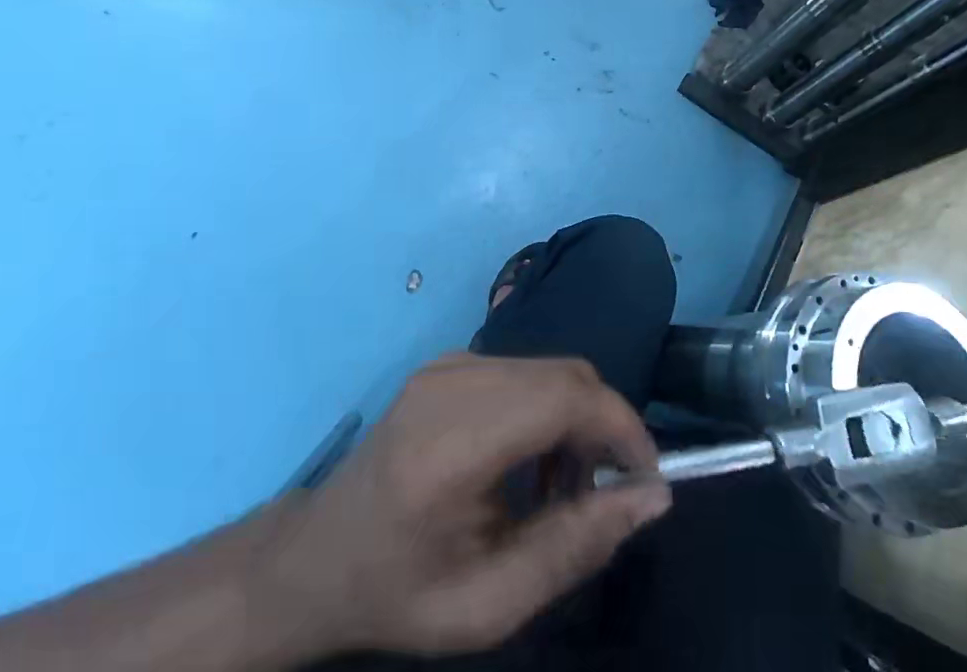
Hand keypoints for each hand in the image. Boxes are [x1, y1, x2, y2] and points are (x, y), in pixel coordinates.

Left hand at [247, 354, 671, 661]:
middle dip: (606, 430)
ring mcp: (448, 366)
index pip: (565, 398)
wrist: (314, 557)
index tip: (645, 481)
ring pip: (554, 372)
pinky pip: (529, 372)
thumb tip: (652, 497)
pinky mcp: (451, 363)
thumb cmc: (398, 591)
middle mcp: (451, 384)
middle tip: (603, 494)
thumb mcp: (489, 604)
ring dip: (579, 422)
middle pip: (568, 376)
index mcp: (451, 444)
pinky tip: (532, 463)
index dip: (622, 430)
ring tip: (562, 490)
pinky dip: (552, 411)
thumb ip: (575, 547)